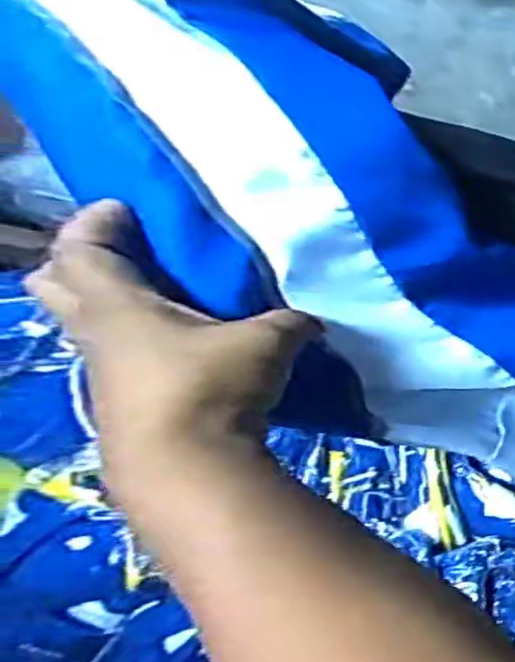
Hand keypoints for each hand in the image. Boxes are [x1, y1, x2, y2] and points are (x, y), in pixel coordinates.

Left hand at [26, 201, 318, 469]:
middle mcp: (98, 328)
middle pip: (59, 283)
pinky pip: (122, 349)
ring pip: (88, 318)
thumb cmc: (211, 382)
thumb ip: (289, 322)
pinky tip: (182, 341)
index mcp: (117, 303)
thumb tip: (308, 319)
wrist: (184, 454)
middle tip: (123, 253)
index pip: (85, 249)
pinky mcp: (127, 391)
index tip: (123, 207)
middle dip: (81, 262)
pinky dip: (142, 336)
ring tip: (159, 297)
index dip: (98, 223)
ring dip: (110, 302)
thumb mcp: (268, 341)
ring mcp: (107, 363)